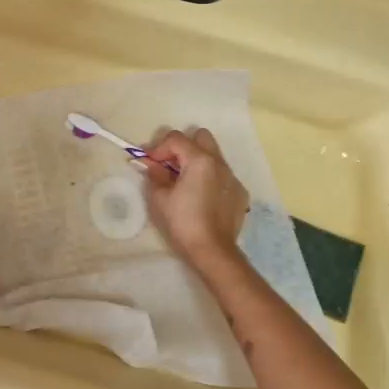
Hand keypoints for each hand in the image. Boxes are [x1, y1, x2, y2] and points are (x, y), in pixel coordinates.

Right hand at [142, 128, 248, 268]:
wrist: (213, 251)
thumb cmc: (183, 222)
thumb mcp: (160, 197)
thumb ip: (155, 175)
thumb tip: (151, 165)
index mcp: (200, 160)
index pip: (176, 139)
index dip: (158, 148)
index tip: (149, 163)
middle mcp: (220, 163)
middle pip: (201, 137)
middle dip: (183, 146)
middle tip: (170, 165)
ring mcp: (233, 178)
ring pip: (213, 156)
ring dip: (197, 162)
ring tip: (185, 182)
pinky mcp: (240, 193)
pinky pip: (223, 176)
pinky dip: (210, 179)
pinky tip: (202, 198)